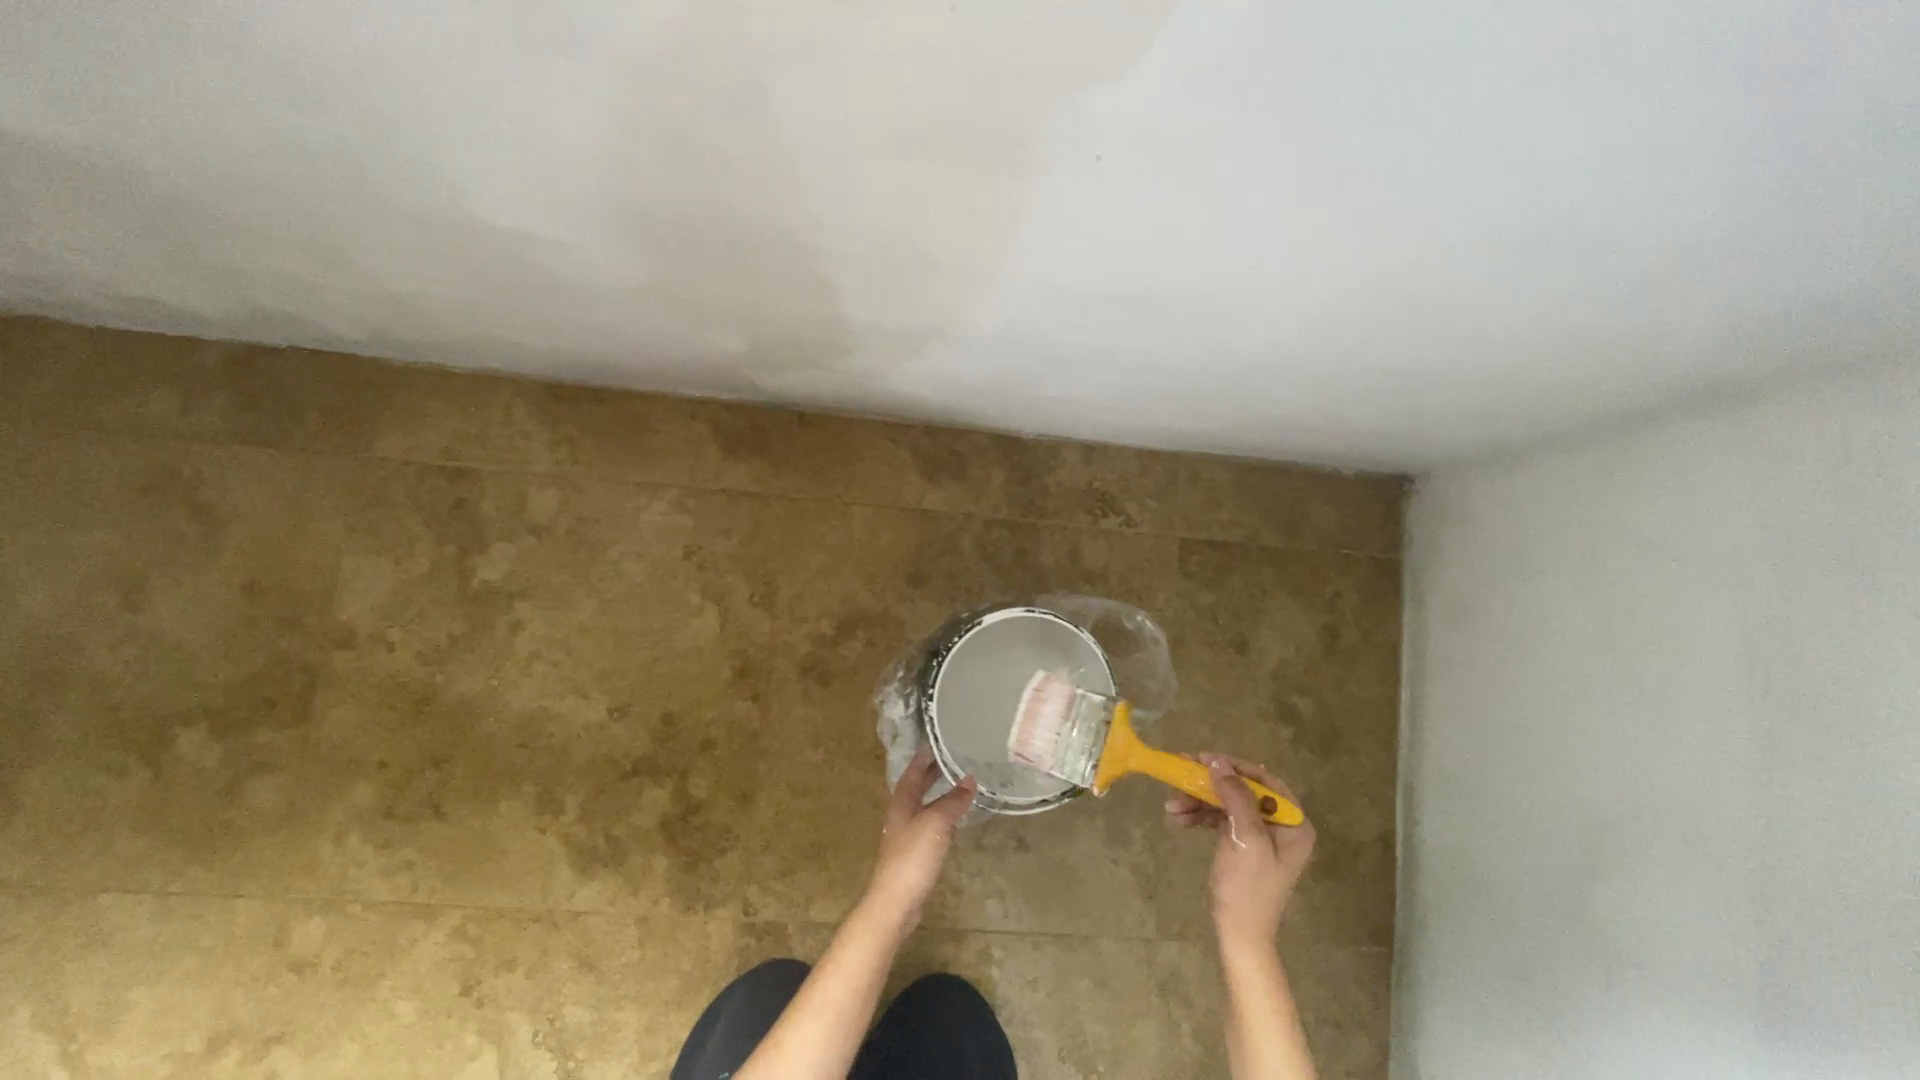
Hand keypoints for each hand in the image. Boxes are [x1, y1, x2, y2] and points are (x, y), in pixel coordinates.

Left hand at [865, 747, 976, 923]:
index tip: (935, 742)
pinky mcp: (914, 854)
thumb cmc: (912, 857)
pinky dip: (941, 816)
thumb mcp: (936, 823)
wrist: (896, 901)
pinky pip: (929, 825)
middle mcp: (901, 815)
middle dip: (931, 773)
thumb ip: (952, 801)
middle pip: (916, 788)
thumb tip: (970, 779)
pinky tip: (954, 821)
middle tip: (951, 758)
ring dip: (938, 794)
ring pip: (923, 807)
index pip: (912, 772)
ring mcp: (906, 836)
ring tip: (958, 785)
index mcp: (902, 803)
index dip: (922, 757)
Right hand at [1166, 754, 1314, 948]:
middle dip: (1209, 786)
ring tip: (1171, 806)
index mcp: (1293, 823)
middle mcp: (1281, 825)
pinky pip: (1221, 820)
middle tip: (1180, 775)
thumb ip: (1236, 797)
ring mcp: (1261, 836)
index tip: (1203, 759)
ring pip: (1227, 804)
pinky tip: (1179, 818)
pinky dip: (1200, 816)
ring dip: (1199, 801)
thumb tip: (1218, 763)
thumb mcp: (1245, 839)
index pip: (1264, 781)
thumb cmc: (1247, 888)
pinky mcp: (1243, 845)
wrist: (1239, 933)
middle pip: (1242, 791)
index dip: (1233, 767)